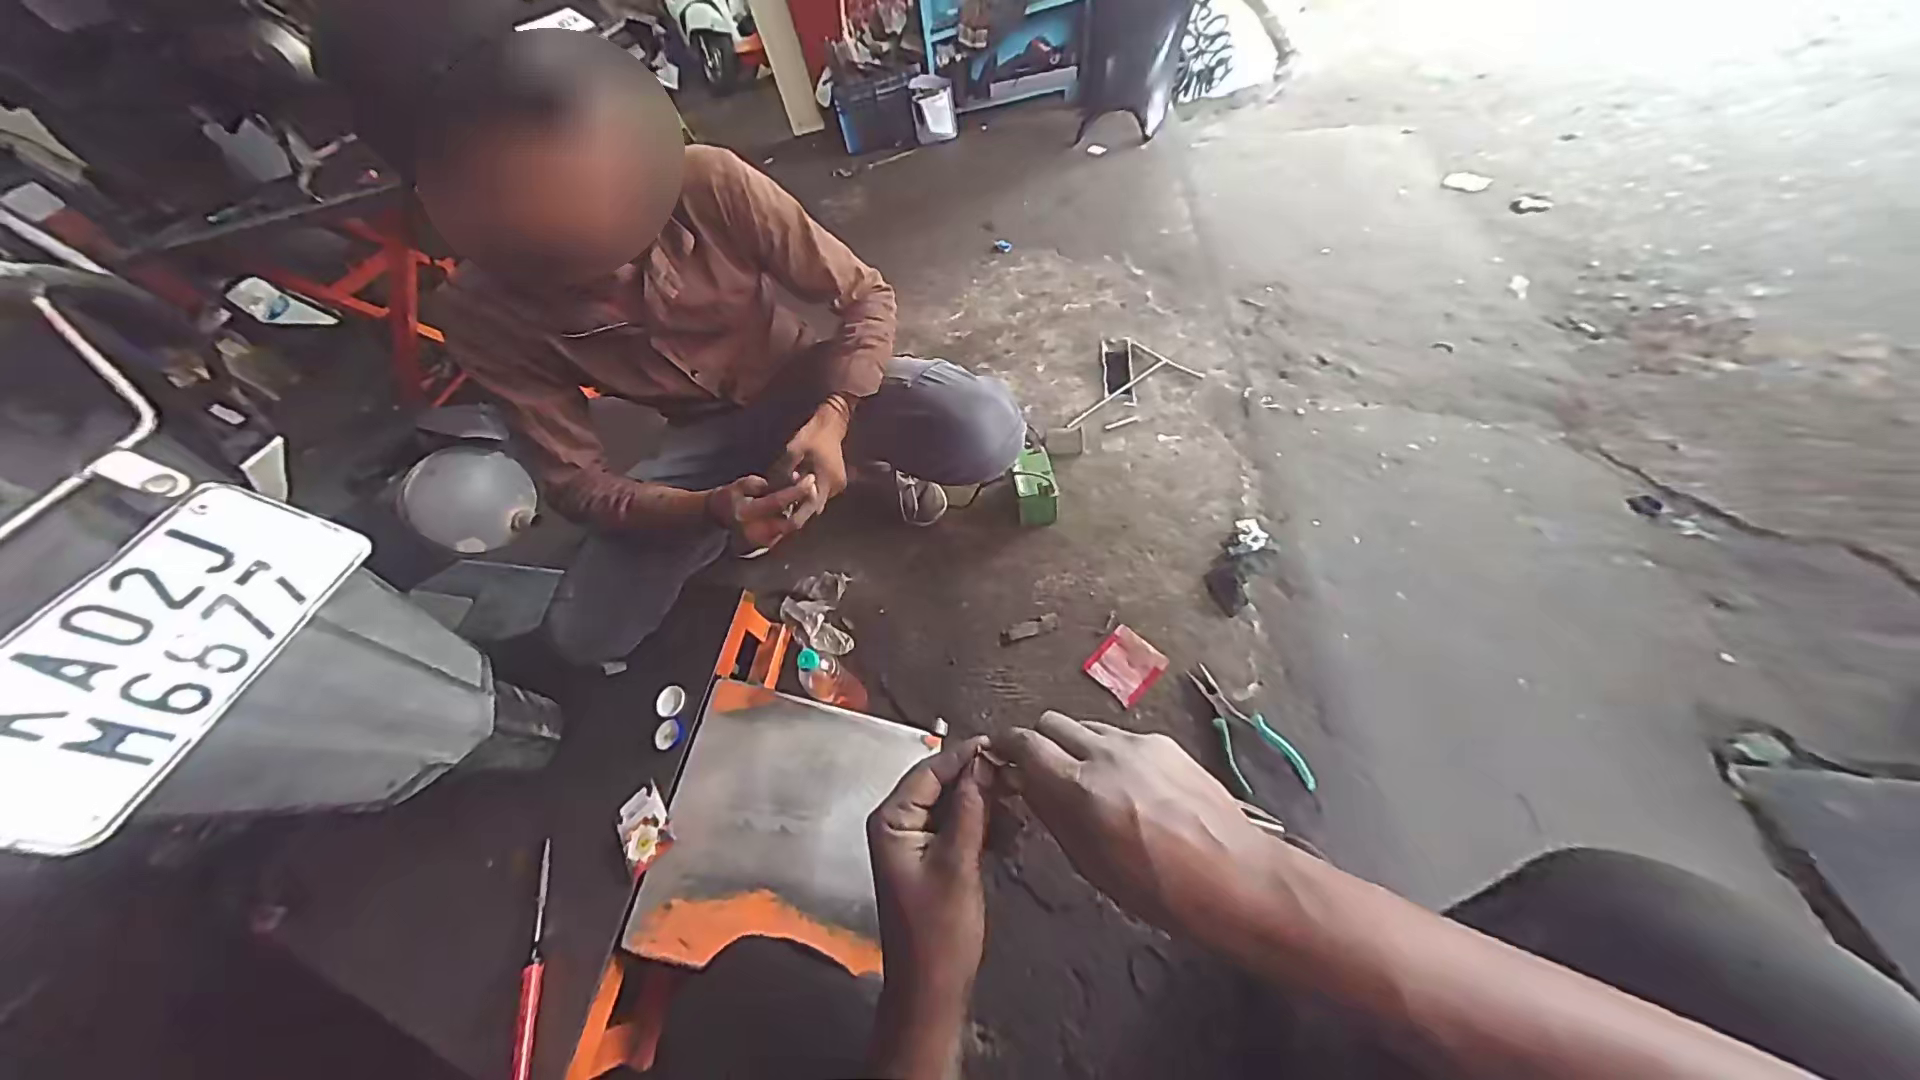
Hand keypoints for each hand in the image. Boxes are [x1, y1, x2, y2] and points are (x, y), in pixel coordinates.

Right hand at [704, 474, 812, 548]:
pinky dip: (799, 518)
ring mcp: (764, 543)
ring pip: (794, 529)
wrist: (719, 519)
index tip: (811, 478)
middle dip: (807, 505)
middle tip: (815, 489)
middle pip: (792, 522)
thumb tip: (792, 478)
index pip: (778, 502)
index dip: (797, 490)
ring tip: (811, 495)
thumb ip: (764, 483)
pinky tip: (803, 506)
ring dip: (806, 511)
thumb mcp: (741, 484)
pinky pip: (791, 532)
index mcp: (746, 513)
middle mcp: (756, 531)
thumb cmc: (730, 498)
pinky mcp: (770, 546)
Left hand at [772, 400, 850, 523]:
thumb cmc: (812, 436)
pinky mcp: (838, 482)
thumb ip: (784, 471)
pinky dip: (810, 495)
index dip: (796, 516)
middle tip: (780, 515)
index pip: (810, 507)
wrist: (832, 424)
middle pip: (814, 508)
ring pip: (818, 501)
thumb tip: (774, 490)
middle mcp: (835, 487)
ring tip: (787, 504)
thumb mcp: (793, 451)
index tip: (781, 522)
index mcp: (826, 480)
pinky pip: (822, 494)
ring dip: (804, 503)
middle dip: (798, 512)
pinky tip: (798, 492)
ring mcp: (838, 485)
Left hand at [867, 737, 994, 1079]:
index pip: (930, 770)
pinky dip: (982, 824)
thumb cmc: (939, 934)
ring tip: (1017, 807)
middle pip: (941, 783)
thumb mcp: (957, 864)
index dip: (965, 756)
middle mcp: (898, 823)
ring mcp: (914, 839)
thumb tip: (983, 761)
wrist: (932, 993)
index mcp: (891, 820)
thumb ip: (969, 808)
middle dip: (979, 781)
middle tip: (1016, 776)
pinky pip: (958, 825)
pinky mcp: (932, 855)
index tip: (999, 745)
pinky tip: (1008, 831)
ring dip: (985, 804)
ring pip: (954, 803)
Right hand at [995, 712, 1274, 944]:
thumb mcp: (1092, 864)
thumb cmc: (1160, 889)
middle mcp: (1106, 752)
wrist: (1239, 877)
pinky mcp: (1164, 742)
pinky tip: (1130, 785)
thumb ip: (1054, 815)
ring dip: (1076, 746)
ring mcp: (1139, 742)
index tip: (1002, 754)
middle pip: (1052, 721)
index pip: (1026, 742)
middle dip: (1040, 741)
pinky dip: (1110, 752)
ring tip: (1091, 781)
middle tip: (1045, 770)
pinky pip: (1121, 737)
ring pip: (1087, 726)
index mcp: (1082, 787)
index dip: (1007, 745)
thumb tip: (1028, 784)